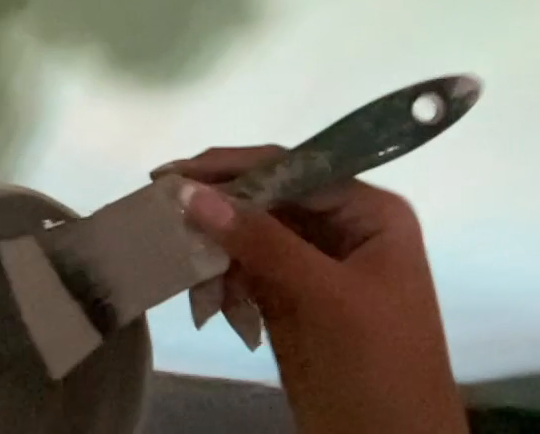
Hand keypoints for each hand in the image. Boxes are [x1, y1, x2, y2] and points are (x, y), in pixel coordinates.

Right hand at [162, 147, 467, 433]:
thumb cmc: (380, 372)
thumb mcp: (325, 299)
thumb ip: (260, 240)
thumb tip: (189, 191)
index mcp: (368, 213)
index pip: (289, 168)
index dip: (231, 167)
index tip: (175, 175)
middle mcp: (342, 225)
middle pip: (264, 194)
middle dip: (216, 204)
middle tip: (160, 200)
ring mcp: (315, 260)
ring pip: (247, 228)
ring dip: (213, 242)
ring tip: (177, 251)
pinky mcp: (291, 292)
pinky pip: (243, 263)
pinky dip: (219, 274)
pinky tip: (204, 294)